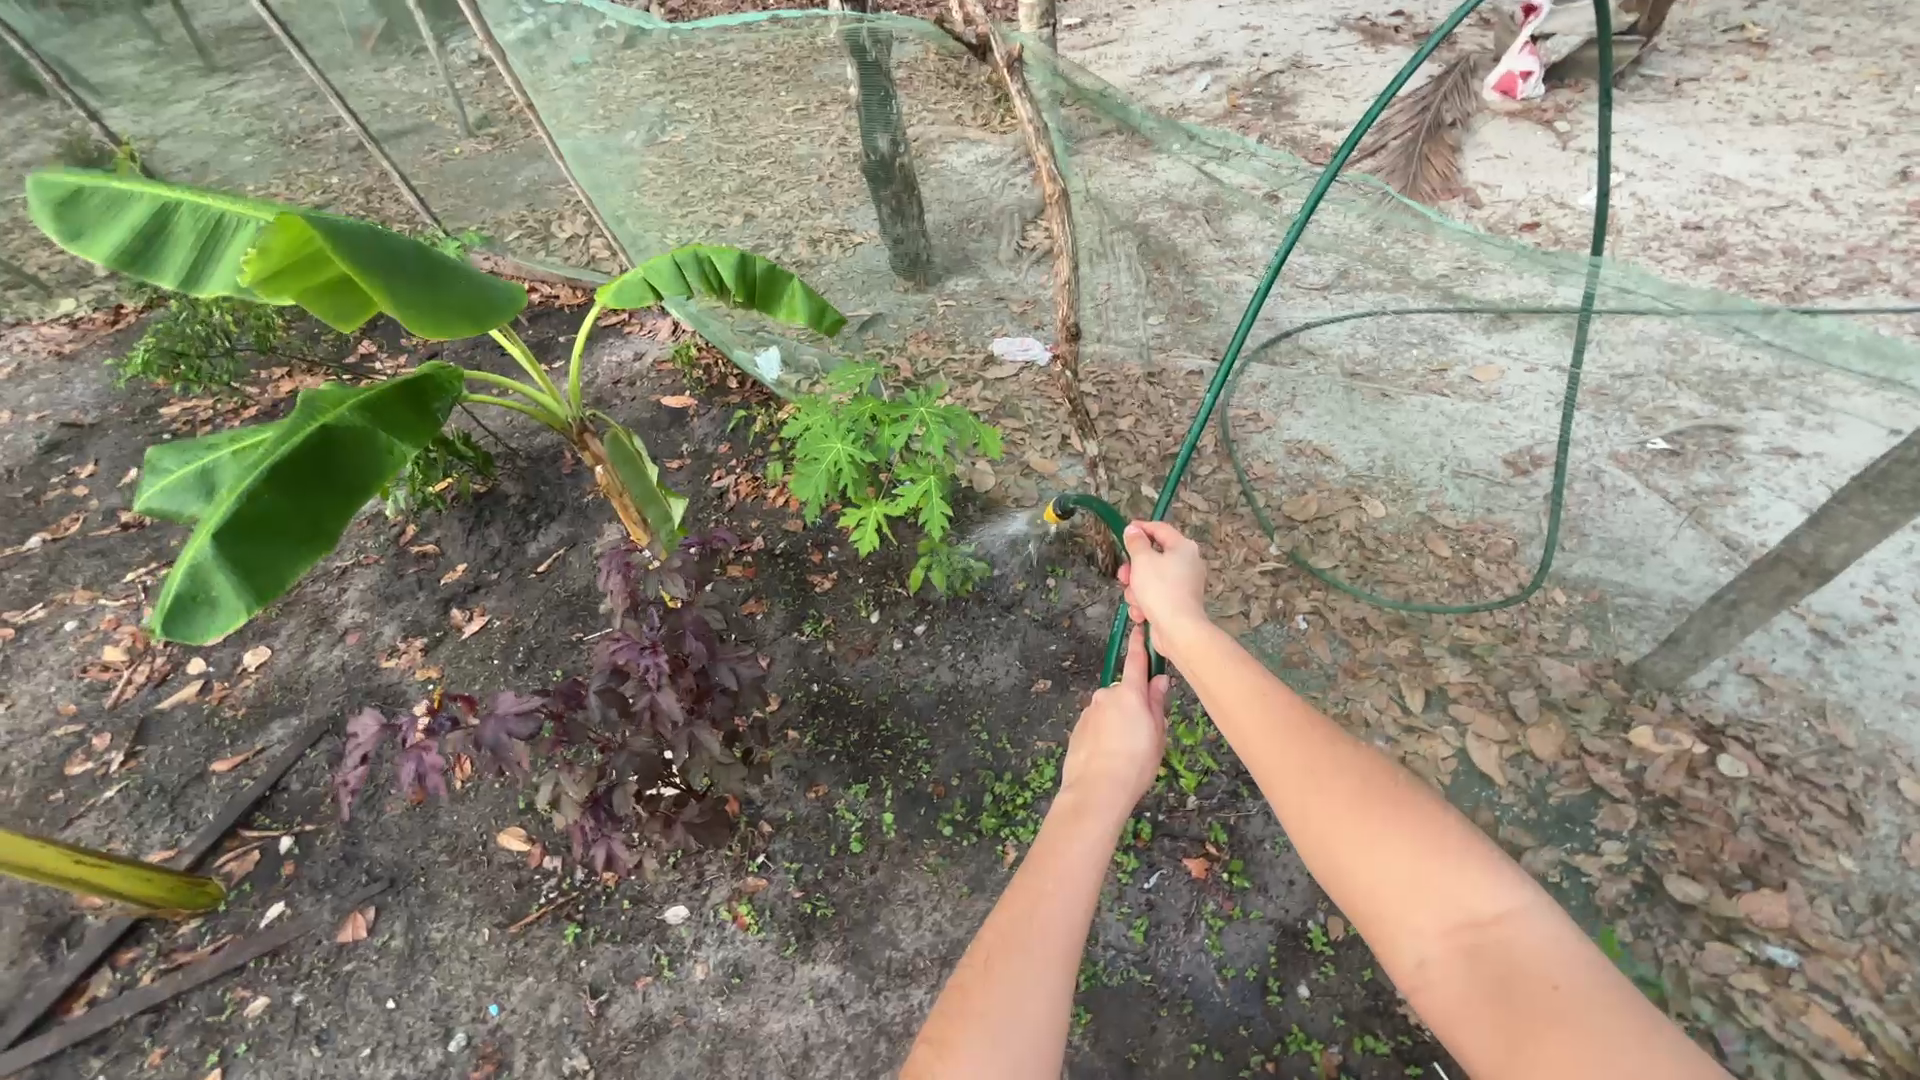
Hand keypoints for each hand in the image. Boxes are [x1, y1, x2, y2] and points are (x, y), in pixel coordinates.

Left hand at [1061, 627, 1169, 814]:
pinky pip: (1097, 724)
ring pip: (1110, 710)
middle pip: (1124, 692)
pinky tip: (1110, 755)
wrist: (1097, 788)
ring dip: (1118, 722)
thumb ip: (1156, 703)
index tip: (1138, 627)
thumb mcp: (1157, 733)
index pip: (1135, 660)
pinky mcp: (1079, 727)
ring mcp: (1090, 710)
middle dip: (1134, 704)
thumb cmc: (1136, 762)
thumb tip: (1159, 680)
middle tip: (1145, 732)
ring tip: (1127, 751)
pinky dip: (1105, 734)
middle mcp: (1106, 694)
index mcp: (1129, 692)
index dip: (1138, 643)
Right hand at [1116, 521, 1209, 648]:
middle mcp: (1187, 563)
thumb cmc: (1160, 590)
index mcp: (1182, 547)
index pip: (1160, 529)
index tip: (1125, 530)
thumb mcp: (1142, 560)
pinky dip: (1145, 604)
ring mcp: (1183, 585)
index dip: (1141, 528)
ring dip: (1136, 590)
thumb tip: (1133, 530)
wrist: (1177, 629)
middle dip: (1134, 569)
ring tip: (1135, 600)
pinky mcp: (1177, 603)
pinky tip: (1142, 613)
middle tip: (1124, 576)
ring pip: (1150, 579)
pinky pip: (1155, 596)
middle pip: (1152, 557)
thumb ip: (1135, 542)